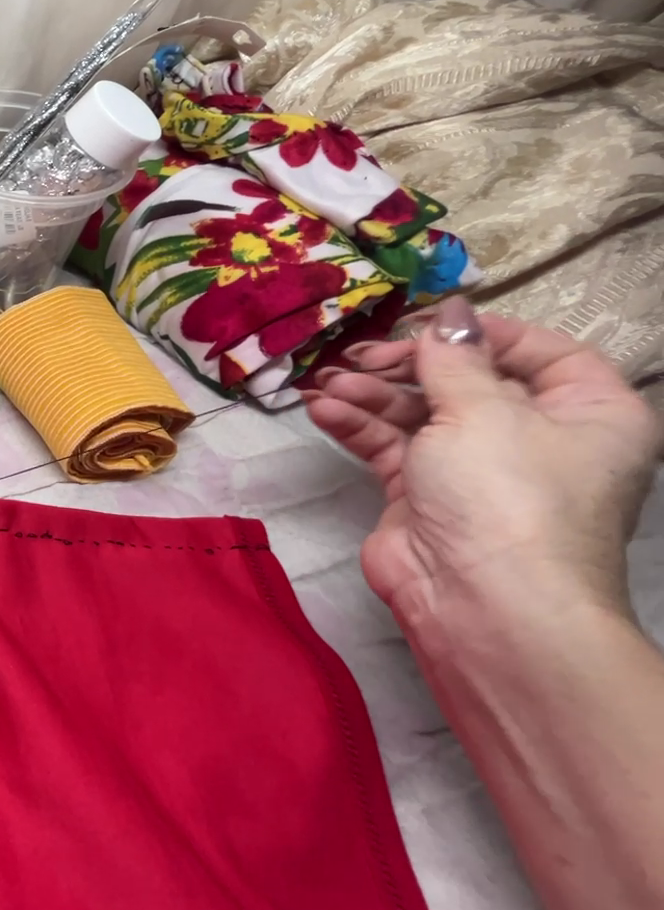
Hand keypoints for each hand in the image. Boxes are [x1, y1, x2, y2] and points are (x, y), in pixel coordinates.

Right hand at [304, 298, 660, 631]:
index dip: (482, 335)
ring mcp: (472, 466)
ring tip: (327, 385)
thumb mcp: (484, 412)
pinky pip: (387, 444)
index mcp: (586, 413)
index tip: (422, 327)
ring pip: (416, 412)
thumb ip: (455, 360)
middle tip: (357, 357)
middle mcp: (533, 437)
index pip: (541, 352)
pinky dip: (355, 424)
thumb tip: (449, 314)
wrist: (477, 596)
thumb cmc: (507, 494)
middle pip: (465, 381)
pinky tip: (323, 410)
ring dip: (368, 394)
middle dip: (406, 366)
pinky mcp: (421, 490)